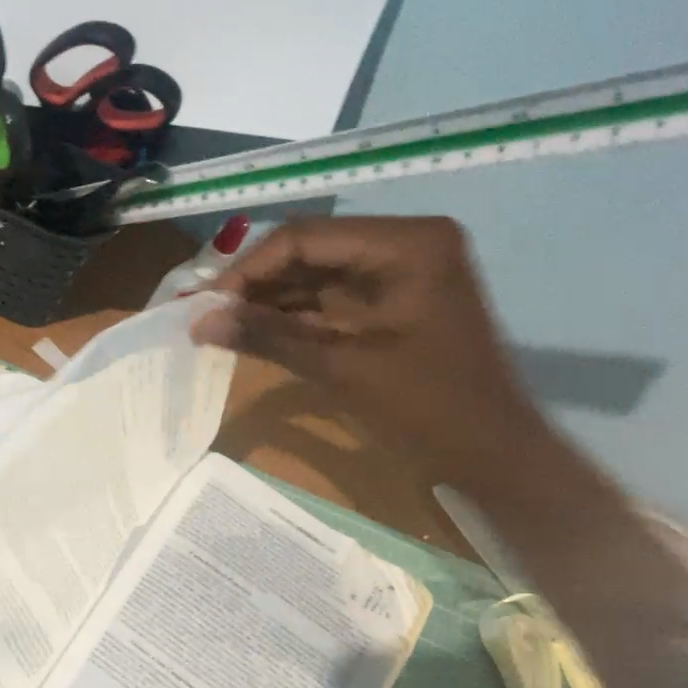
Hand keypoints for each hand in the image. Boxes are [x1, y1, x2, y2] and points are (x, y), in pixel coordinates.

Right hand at [190, 216, 549, 483]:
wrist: (488, 450)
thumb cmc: (427, 405)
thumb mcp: (340, 367)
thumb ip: (268, 337)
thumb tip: (199, 322)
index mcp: (406, 244)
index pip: (305, 237)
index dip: (247, 270)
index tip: (203, 307)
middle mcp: (402, 244)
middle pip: (306, 250)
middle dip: (252, 283)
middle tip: (202, 316)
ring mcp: (396, 273)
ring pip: (309, 274)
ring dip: (263, 300)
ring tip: (215, 326)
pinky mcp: (386, 302)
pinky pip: (324, 298)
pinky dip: (286, 315)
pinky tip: (247, 332)